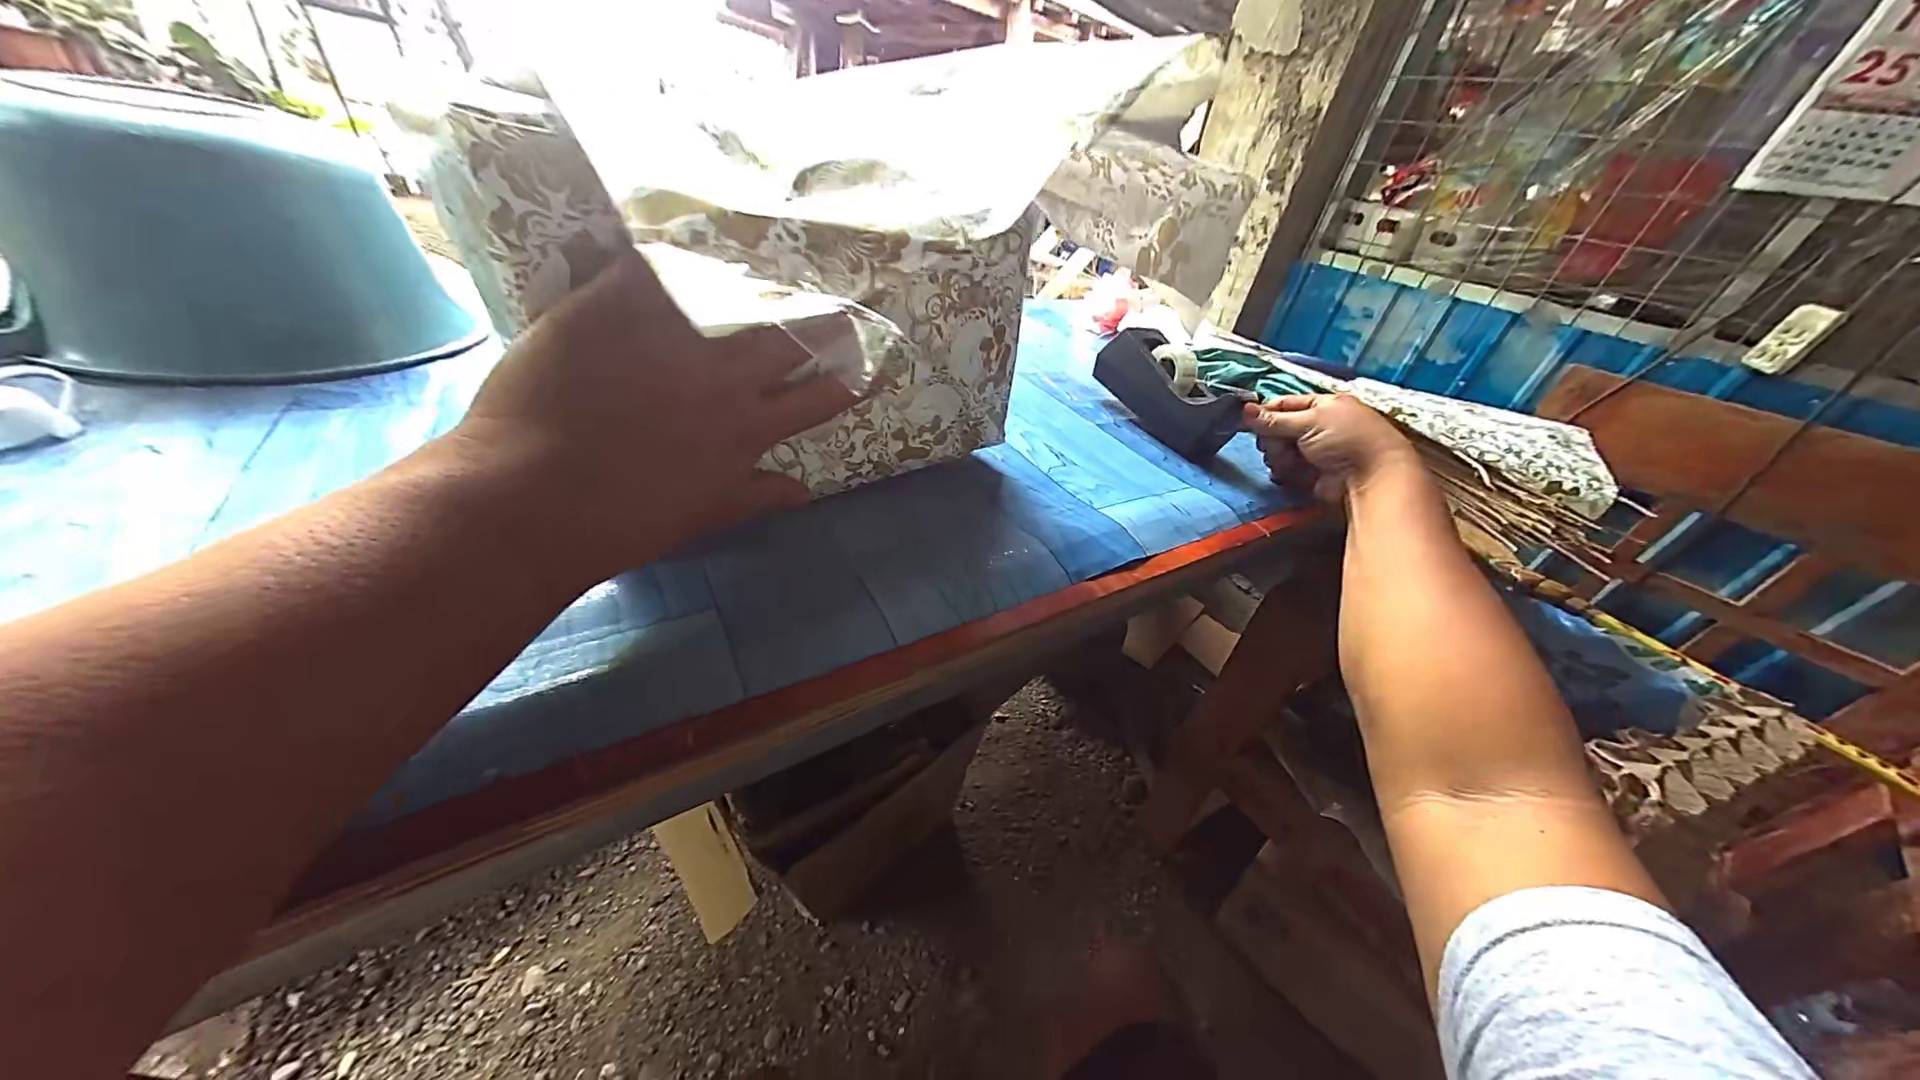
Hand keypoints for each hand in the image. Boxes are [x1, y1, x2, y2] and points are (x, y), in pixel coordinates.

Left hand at [444, 251, 857, 579]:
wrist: (533, 499)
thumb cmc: (625, 520)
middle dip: (827, 321)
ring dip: (765, 279)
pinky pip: (657, 266)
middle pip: (790, 338)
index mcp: (747, 430)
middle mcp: (724, 379)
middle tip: (848, 302)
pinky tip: (696, 232)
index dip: (853, 382)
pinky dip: (678, 249)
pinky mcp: (615, 308)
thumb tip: (806, 493)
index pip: (819, 399)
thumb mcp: (706, 514)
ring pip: (735, 295)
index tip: (877, 368)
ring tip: (787, 262)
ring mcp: (673, 339)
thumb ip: (759, 495)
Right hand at [1242, 393, 1418, 501]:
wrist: (1370, 476)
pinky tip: (1288, 473)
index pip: (1284, 404)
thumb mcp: (1309, 422)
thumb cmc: (1345, 439)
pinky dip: (1283, 471)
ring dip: (1277, 456)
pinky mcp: (1310, 472)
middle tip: (1277, 446)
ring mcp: (1313, 450)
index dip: (1265, 413)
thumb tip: (1244, 410)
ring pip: (1278, 450)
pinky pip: (1285, 468)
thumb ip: (1274, 420)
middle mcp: (1316, 426)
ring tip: (1288, 462)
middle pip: (1277, 429)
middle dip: (1272, 439)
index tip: (1248, 423)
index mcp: (1322, 405)